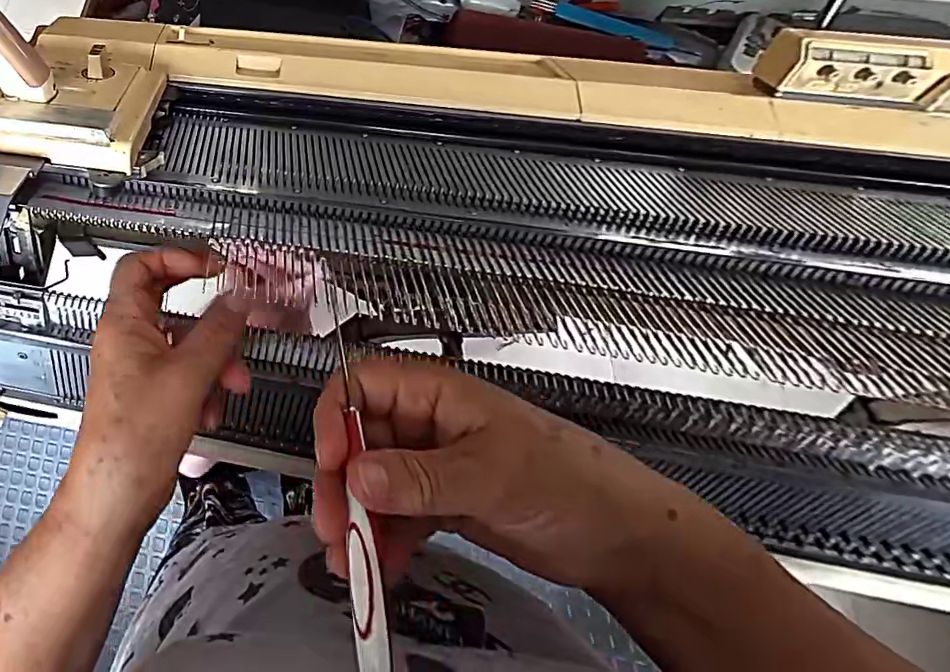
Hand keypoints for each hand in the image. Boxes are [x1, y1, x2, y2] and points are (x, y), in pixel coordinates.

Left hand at [60, 247, 251, 538]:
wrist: (115, 497)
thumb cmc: (129, 440)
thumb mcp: (188, 375)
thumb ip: (218, 331)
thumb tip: (237, 299)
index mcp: (123, 323)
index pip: (141, 265)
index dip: (177, 257)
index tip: (209, 264)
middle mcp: (127, 340)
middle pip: (171, 304)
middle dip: (210, 317)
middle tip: (234, 313)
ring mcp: (138, 367)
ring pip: (184, 342)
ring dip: (215, 358)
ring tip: (231, 382)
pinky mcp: (150, 393)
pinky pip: (184, 371)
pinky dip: (204, 384)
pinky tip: (212, 407)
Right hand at [312, 358, 728, 595]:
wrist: (620, 535)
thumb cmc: (567, 478)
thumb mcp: (489, 473)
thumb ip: (420, 476)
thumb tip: (358, 475)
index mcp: (434, 392)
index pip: (363, 385)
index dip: (337, 417)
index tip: (329, 461)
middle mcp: (426, 422)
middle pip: (359, 438)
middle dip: (340, 482)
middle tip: (335, 527)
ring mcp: (433, 463)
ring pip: (374, 481)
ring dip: (358, 518)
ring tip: (353, 560)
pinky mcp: (442, 499)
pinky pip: (397, 513)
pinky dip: (385, 538)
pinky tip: (384, 564)